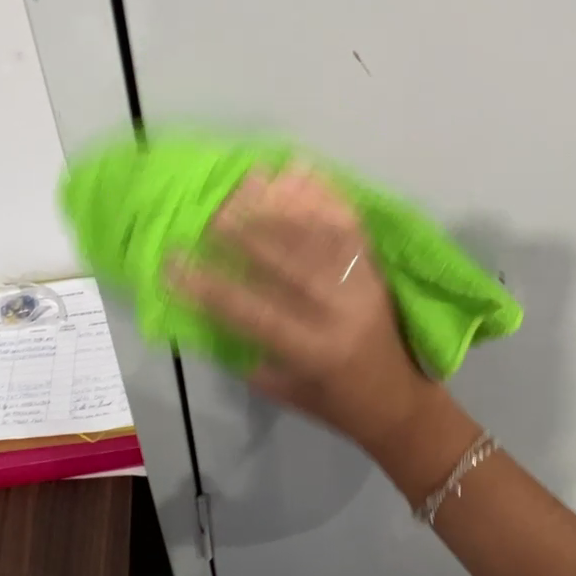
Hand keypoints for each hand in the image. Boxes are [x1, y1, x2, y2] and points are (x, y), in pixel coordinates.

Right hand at [172, 165, 435, 452]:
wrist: (401, 403)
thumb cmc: (334, 404)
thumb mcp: (284, 388)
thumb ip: (248, 348)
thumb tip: (208, 301)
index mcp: (313, 351)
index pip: (253, 312)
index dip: (210, 287)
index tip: (173, 262)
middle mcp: (341, 313)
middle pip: (291, 263)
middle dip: (249, 233)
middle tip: (213, 211)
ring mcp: (363, 285)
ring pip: (320, 236)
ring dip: (285, 205)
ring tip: (252, 180)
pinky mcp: (377, 268)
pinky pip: (350, 226)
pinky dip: (326, 196)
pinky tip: (303, 172)